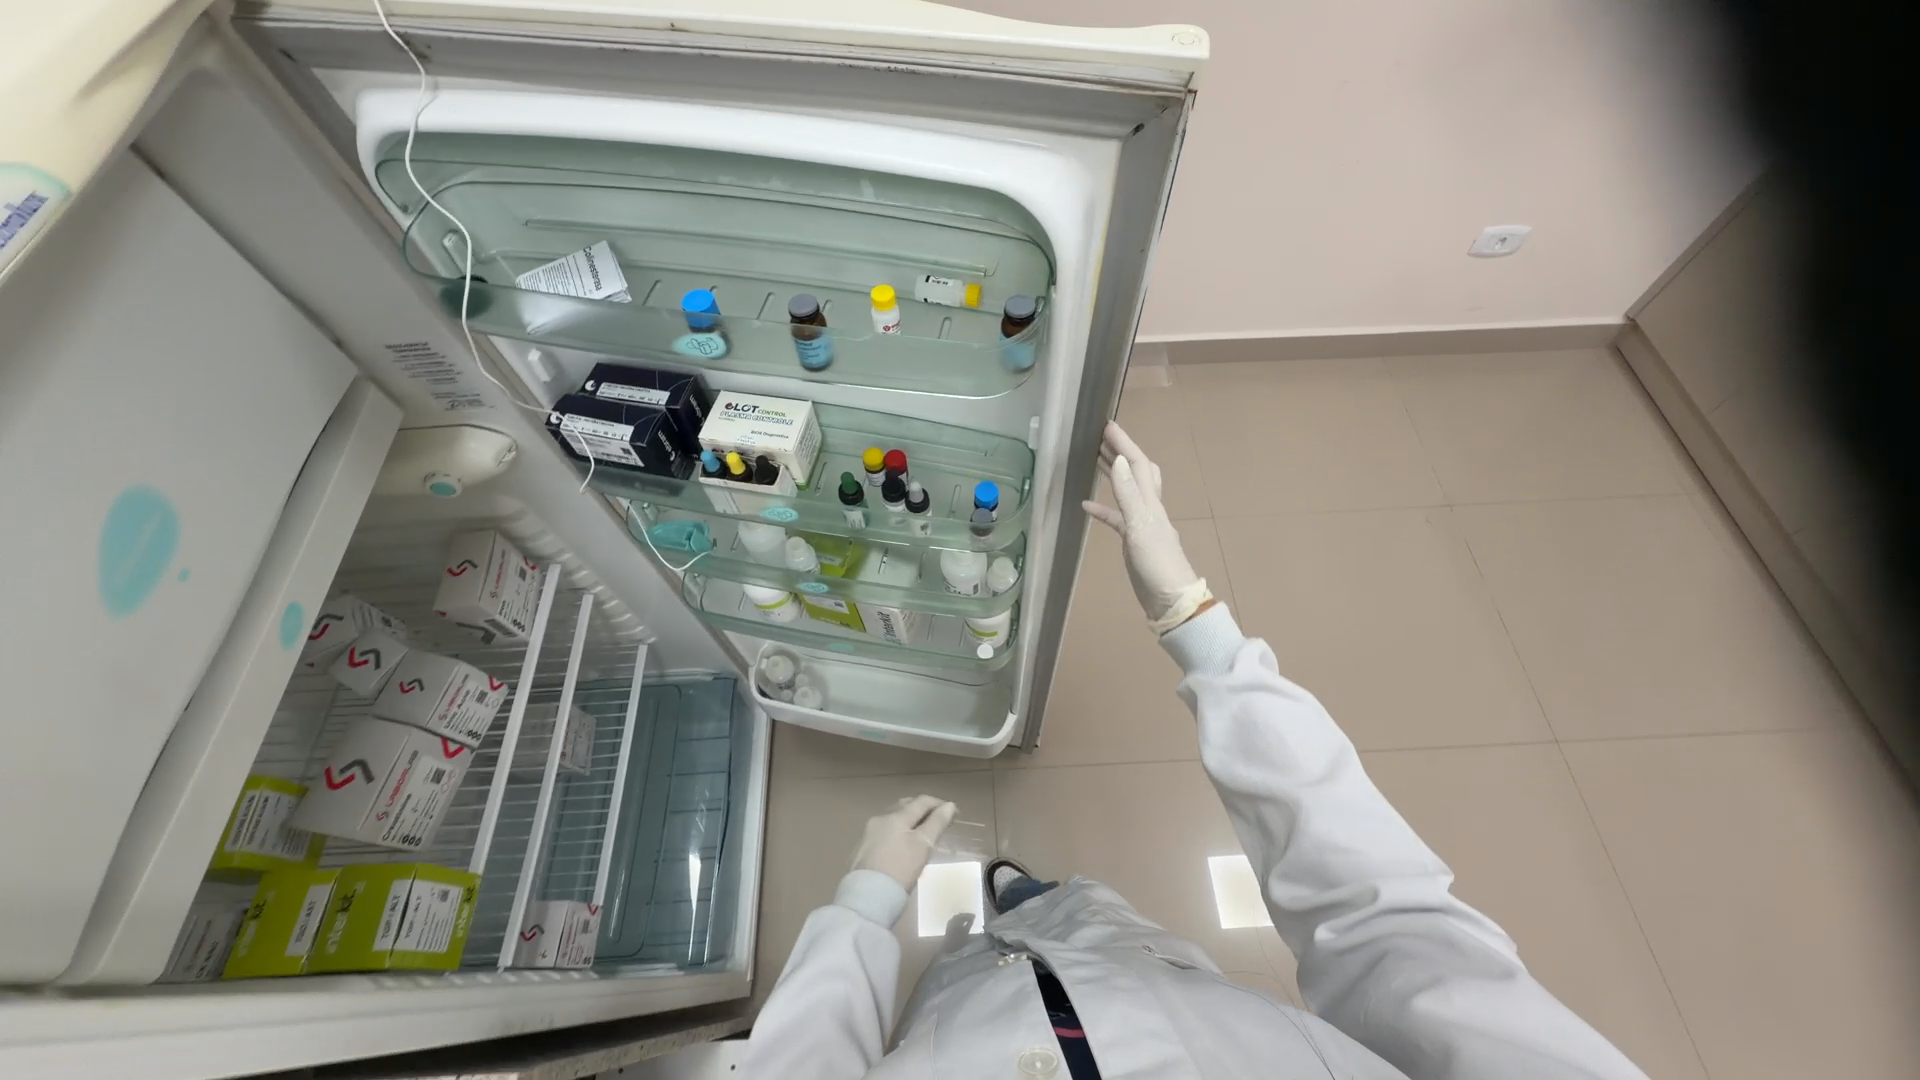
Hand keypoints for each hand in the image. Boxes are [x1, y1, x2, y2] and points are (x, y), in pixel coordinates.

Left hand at [853, 795, 957, 889]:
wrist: (867, 898)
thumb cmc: (900, 870)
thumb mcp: (923, 846)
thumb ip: (937, 823)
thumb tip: (949, 805)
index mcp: (896, 816)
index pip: (921, 801)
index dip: (939, 804)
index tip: (954, 813)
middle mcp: (880, 819)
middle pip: (905, 806)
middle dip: (923, 809)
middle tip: (938, 820)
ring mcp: (868, 833)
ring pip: (893, 818)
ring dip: (909, 819)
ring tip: (922, 831)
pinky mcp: (862, 848)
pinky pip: (885, 831)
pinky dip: (898, 831)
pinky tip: (902, 843)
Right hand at [1082, 423, 1208, 631]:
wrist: (1170, 601)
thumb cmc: (1157, 564)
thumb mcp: (1140, 526)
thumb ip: (1128, 494)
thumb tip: (1121, 460)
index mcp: (1151, 502)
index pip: (1138, 464)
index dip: (1124, 443)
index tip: (1107, 424)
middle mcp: (1149, 508)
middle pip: (1136, 472)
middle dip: (1121, 451)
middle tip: (1101, 436)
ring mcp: (1142, 524)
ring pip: (1127, 490)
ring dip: (1114, 473)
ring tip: (1095, 459)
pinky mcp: (1134, 540)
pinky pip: (1116, 518)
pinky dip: (1103, 509)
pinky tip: (1086, 506)